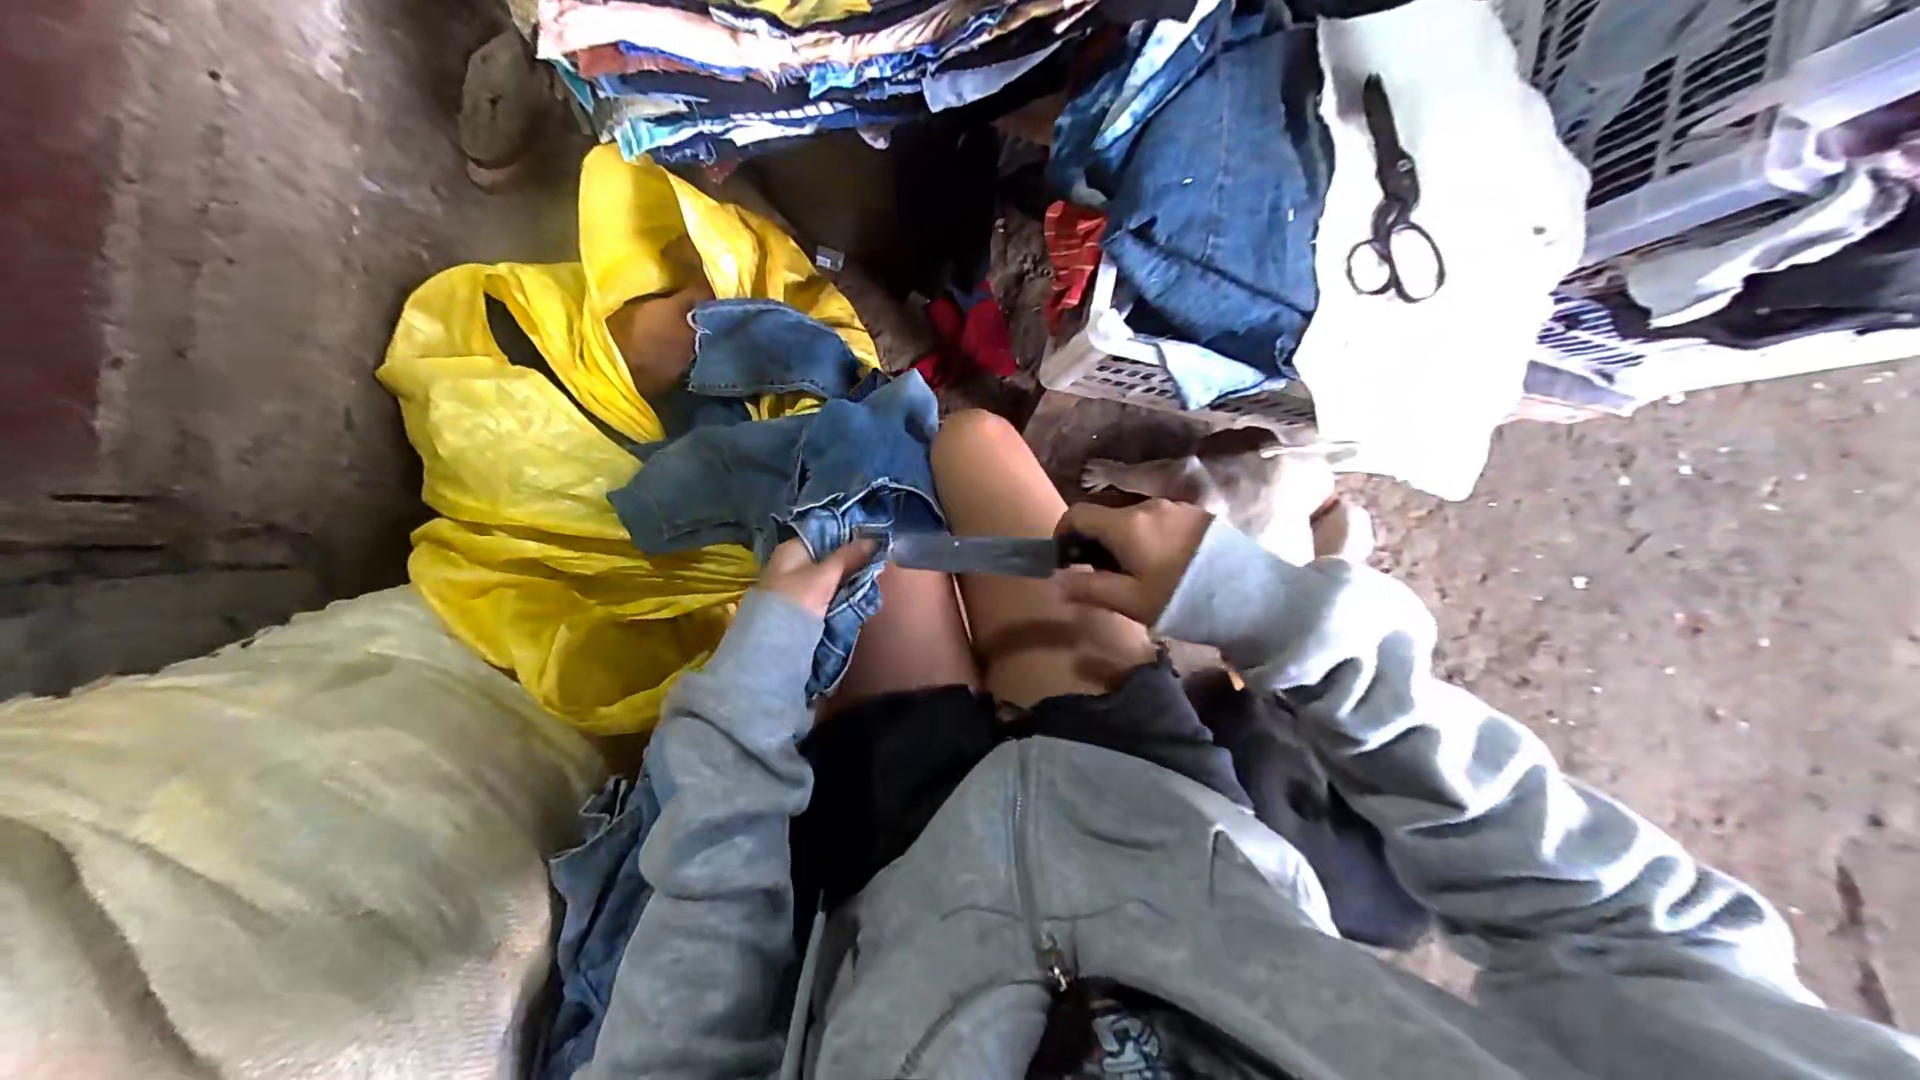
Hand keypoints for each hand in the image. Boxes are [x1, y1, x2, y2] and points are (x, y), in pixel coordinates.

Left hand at [760, 536, 877, 617]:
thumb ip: (848, 556)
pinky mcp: (802, 601)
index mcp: (792, 548)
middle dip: (849, 556)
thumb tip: (873, 539)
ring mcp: (796, 582)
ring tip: (871, 569)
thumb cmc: (798, 597)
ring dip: (846, 573)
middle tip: (874, 555)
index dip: (846, 535)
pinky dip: (839, 586)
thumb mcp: (826, 574)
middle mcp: (792, 562)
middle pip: (826, 554)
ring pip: (828, 572)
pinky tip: (857, 586)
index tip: (870, 537)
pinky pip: (826, 587)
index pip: (824, 534)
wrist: (777, 637)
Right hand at [1054, 499, 1211, 625]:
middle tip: (1101, 576)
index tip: (1064, 559)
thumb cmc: (1183, 601)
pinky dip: (1148, 538)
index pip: (1078, 513)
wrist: (1254, 597)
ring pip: (1134, 520)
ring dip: (1123, 541)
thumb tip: (1054, 582)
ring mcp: (1176, 507)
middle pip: (1107, 517)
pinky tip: (1164, 566)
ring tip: (1136, 575)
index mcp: (1127, 524)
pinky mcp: (1198, 514)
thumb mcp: (1131, 601)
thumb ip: (1089, 588)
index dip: (1062, 533)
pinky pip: (1159, 521)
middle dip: (1094, 542)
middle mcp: (1148, 506)